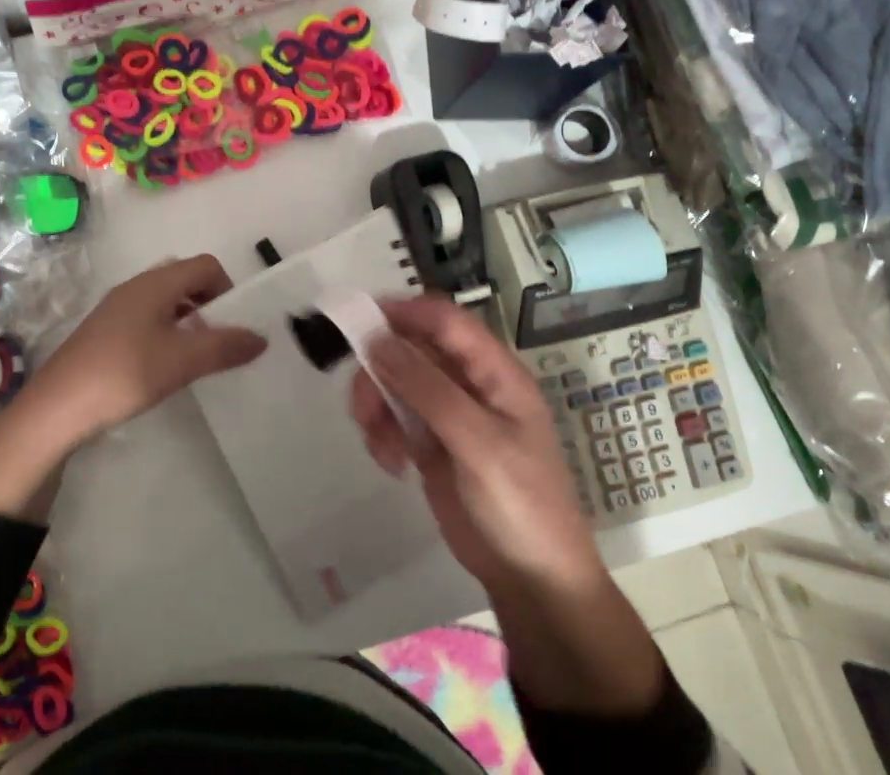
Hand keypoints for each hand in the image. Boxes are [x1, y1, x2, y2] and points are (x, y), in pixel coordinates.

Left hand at [0, 256, 265, 518]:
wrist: (58, 407)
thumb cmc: (124, 374)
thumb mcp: (182, 361)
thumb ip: (224, 347)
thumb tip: (260, 337)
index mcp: (154, 284)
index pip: (205, 266)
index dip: (228, 289)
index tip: (233, 326)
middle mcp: (134, 288)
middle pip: (185, 281)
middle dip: (209, 306)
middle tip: (218, 343)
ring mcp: (116, 310)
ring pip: (165, 303)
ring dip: (188, 323)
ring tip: (195, 360)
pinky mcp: (104, 334)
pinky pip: (147, 321)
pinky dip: (166, 335)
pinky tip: (164, 369)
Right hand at [352, 296, 663, 715]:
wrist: (531, 576)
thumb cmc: (521, 503)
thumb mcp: (478, 443)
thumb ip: (428, 390)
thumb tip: (377, 341)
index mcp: (494, 373)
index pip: (445, 321)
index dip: (404, 313)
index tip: (358, 324)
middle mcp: (469, 385)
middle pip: (410, 351)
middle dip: (379, 372)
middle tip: (362, 410)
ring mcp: (448, 415)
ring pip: (395, 384)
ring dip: (376, 407)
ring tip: (380, 447)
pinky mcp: (430, 444)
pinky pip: (393, 419)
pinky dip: (381, 434)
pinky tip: (390, 464)